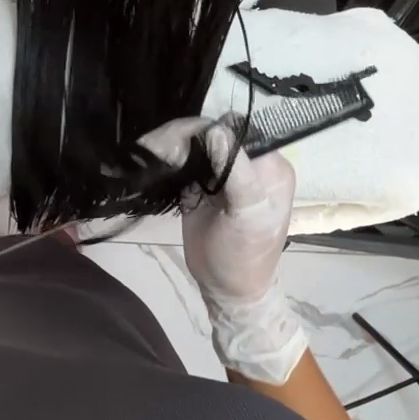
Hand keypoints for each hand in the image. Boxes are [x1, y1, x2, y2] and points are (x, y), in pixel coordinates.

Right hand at [138, 117, 306, 384]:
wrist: (226, 289)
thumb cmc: (245, 254)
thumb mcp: (248, 214)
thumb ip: (235, 171)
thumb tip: (214, 130)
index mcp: (270, 164)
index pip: (236, 130)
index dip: (205, 130)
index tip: (175, 139)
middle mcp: (248, 162)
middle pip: (211, 132)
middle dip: (182, 137)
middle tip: (153, 147)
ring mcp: (222, 172)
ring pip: (194, 143)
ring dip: (170, 146)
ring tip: (148, 151)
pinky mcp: (200, 182)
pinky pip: (183, 160)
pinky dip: (166, 158)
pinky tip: (152, 159)